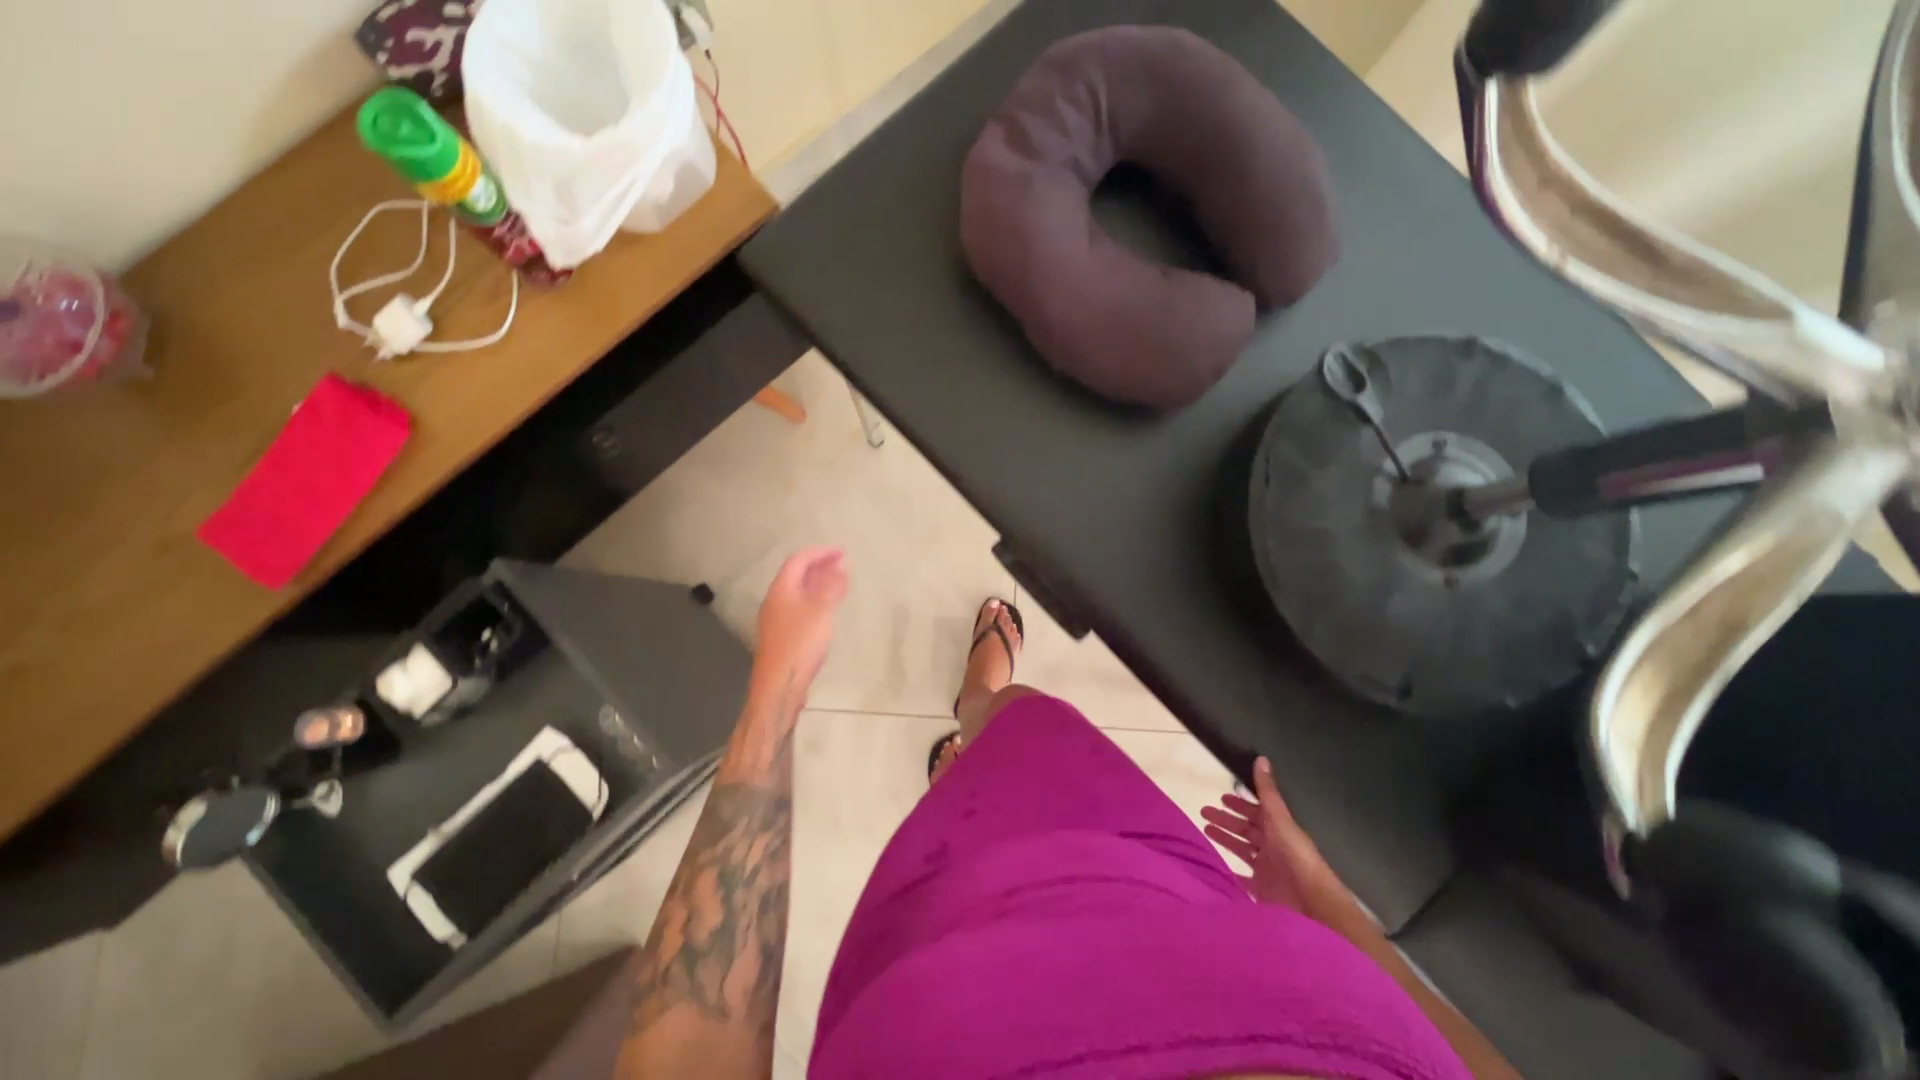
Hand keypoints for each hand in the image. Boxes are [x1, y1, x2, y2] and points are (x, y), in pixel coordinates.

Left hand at [752, 547, 849, 694]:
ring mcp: (777, 619)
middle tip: (842, 563)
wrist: (779, 684)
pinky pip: (800, 608)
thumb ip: (830, 587)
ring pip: (798, 592)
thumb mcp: (820, 611)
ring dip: (818, 583)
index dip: (820, 553)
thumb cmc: (800, 644)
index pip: (798, 561)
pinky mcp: (783, 636)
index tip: (842, 551)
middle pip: (796, 575)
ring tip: (839, 582)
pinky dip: (816, 600)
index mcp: (781, 590)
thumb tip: (840, 568)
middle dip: (819, 566)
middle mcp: (775, 601)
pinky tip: (827, 610)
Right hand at [1202, 757, 1338, 912]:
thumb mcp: (1279, 819)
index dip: (1240, 805)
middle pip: (1246, 829)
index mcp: (1278, 829)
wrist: (1309, 902)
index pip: (1256, 813)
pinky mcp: (1261, 889)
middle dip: (1227, 820)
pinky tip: (1216, 865)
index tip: (1221, 798)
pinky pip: (1241, 878)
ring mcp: (1266, 868)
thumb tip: (1261, 759)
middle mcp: (1272, 847)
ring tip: (1204, 831)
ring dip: (1225, 839)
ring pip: (1242, 849)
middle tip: (1204, 812)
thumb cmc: (1295, 856)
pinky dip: (1229, 871)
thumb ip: (1267, 792)